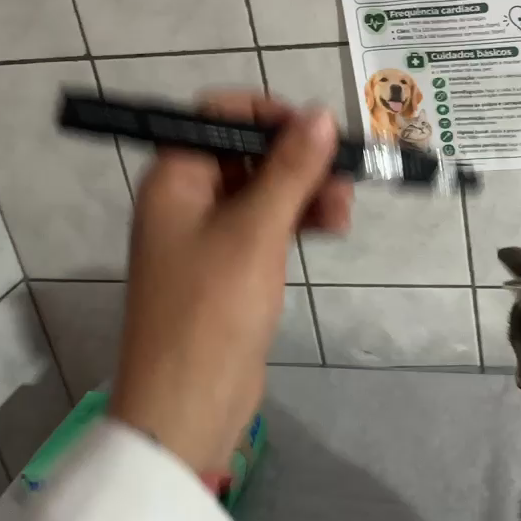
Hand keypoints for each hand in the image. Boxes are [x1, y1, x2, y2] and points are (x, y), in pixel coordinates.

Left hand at [110, 92, 352, 473]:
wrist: (188, 408)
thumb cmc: (212, 310)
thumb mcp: (255, 231)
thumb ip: (290, 170)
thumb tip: (321, 114)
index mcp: (176, 178)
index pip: (218, 114)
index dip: (266, 113)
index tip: (313, 129)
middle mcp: (189, 197)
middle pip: (248, 151)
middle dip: (298, 158)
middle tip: (343, 175)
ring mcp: (211, 233)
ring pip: (265, 189)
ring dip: (307, 191)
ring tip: (345, 211)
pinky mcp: (232, 265)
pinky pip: (269, 223)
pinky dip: (300, 220)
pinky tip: (333, 228)